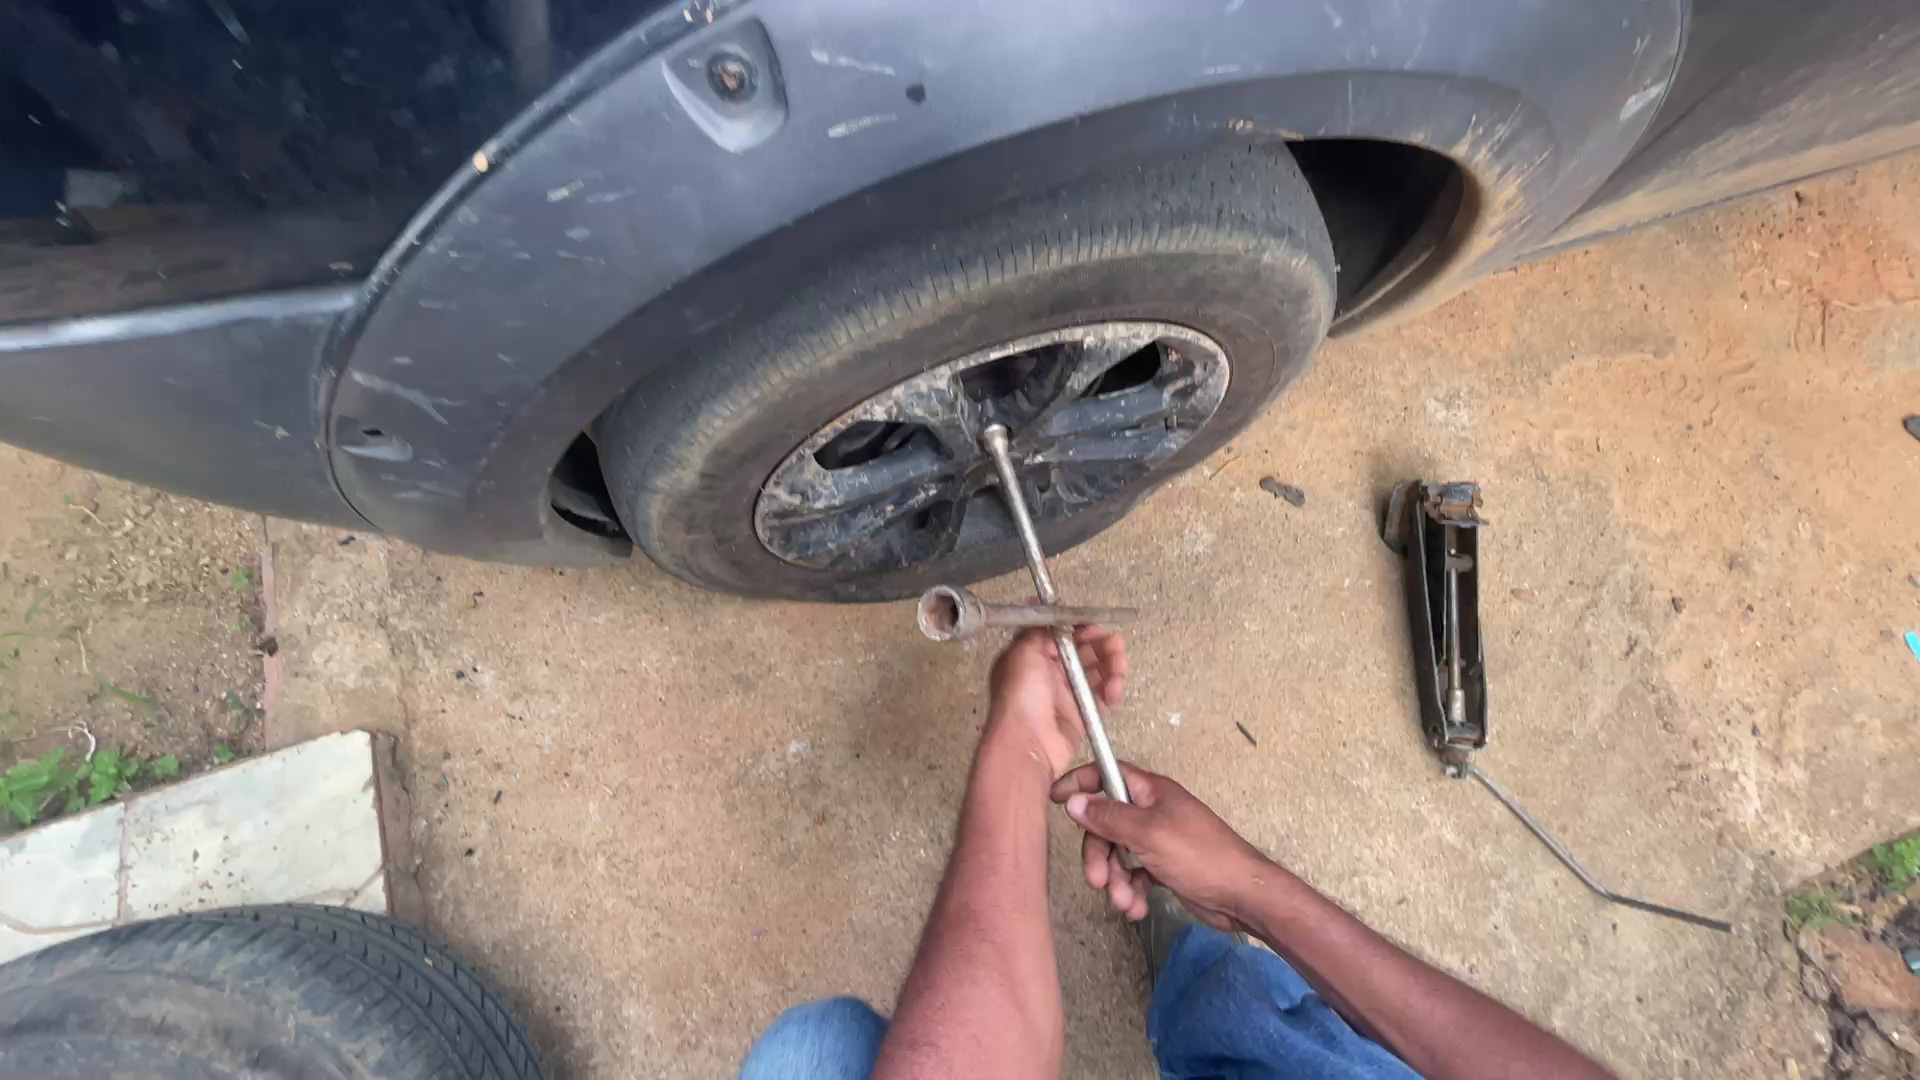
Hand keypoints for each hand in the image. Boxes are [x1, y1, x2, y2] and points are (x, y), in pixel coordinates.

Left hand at [985, 625, 1126, 778]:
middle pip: (1083, 651)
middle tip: (1115, 644)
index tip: (1095, 627)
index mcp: (1033, 657)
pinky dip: (1113, 690)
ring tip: (1119, 668)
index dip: (1081, 629)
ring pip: (1097, 672)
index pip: (1062, 635)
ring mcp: (1065, 694)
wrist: (1028, 744)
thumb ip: (1039, 632)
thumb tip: (1048, 615)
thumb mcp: (1023, 654)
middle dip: (1102, 645)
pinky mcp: (1081, 714)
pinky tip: (1115, 690)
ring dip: (1112, 666)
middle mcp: (1049, 673)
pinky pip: (1103, 696)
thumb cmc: (1019, 700)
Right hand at [1051, 761, 1273, 930]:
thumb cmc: (1198, 854)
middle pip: (1106, 822)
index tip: (1055, 798)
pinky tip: (1137, 908)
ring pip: (1117, 853)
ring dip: (1116, 880)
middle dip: (1098, 853)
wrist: (1243, 896)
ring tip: (1125, 902)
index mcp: (1149, 791)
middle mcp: (1151, 811)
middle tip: (1097, 880)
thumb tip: (1073, 802)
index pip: (1106, 775)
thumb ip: (1108, 817)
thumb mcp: (1148, 833)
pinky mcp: (1163, 867)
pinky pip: (1134, 874)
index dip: (1080, 783)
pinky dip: (1131, 890)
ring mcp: (1157, 840)